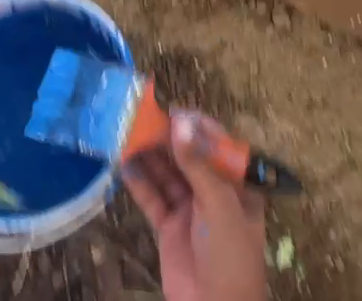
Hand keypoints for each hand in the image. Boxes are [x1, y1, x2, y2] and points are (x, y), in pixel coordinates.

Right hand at [123, 113, 267, 300]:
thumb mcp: (219, 203)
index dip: (197, 126)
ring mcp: (190, 209)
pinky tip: (125, 165)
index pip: (216, 145)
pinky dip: (140, 183)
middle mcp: (213, 191)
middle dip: (168, 139)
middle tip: (143, 118)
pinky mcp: (169, 228)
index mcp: (236, 182)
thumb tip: (181, 121)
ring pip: (168, 176)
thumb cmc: (230, 251)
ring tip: (129, 135)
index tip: (174, 110)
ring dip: (151, 157)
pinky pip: (153, 199)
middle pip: (188, 157)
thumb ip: (197, 163)